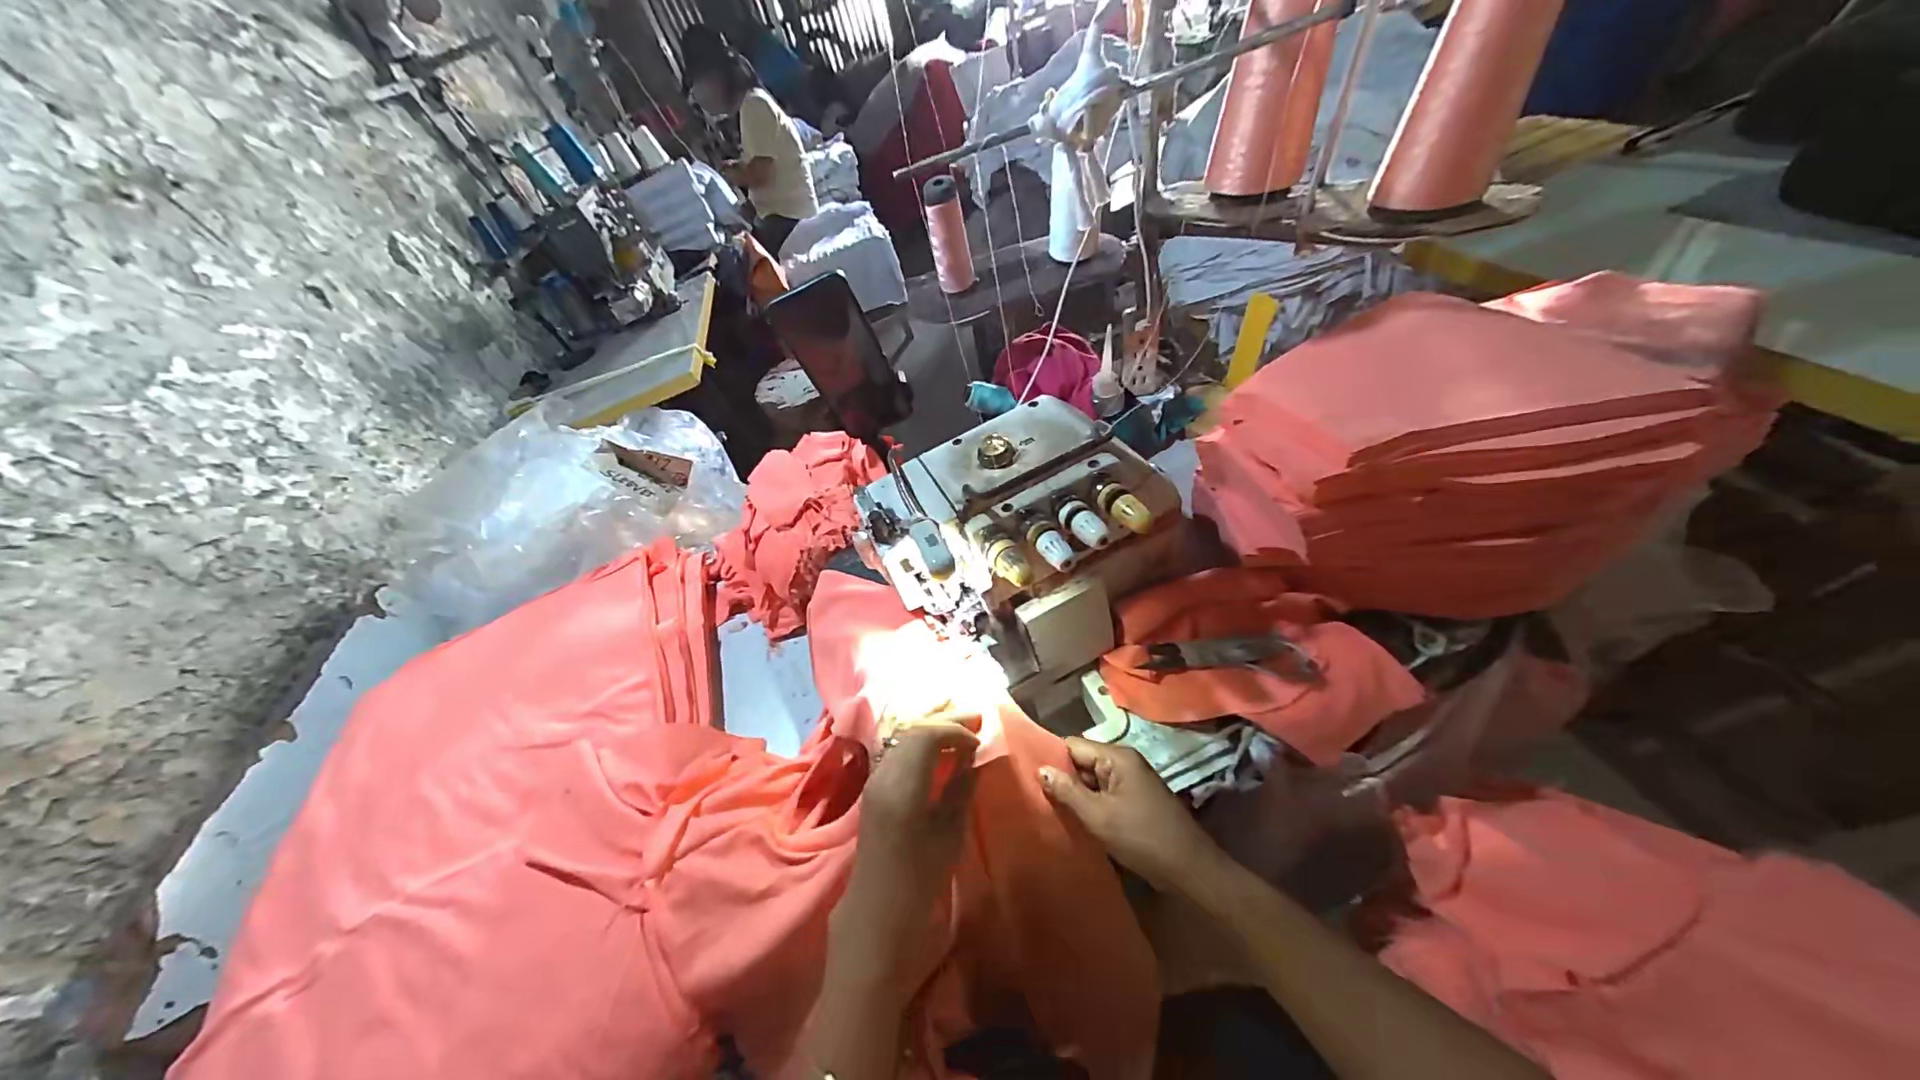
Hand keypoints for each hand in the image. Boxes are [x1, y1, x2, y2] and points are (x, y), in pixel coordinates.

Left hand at [830, 714, 979, 997]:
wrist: (877, 917)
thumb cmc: (920, 883)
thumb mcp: (949, 836)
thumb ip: (960, 789)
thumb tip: (973, 757)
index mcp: (901, 788)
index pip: (926, 735)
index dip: (955, 730)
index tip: (980, 739)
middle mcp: (882, 777)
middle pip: (912, 731)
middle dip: (945, 722)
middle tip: (976, 721)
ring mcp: (873, 782)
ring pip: (902, 739)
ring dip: (931, 731)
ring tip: (962, 733)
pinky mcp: (872, 791)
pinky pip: (897, 753)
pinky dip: (919, 745)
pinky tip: (940, 754)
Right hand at [1039, 737, 1222, 891]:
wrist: (1188, 868)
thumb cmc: (1141, 837)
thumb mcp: (1098, 816)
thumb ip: (1067, 791)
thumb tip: (1041, 768)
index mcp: (1117, 757)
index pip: (1073, 745)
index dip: (1052, 759)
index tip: (1031, 777)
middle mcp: (1125, 761)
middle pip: (1083, 761)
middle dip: (1064, 778)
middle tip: (1039, 797)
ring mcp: (1133, 780)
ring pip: (1093, 779)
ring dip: (1077, 794)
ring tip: (1052, 809)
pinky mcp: (1136, 798)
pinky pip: (1105, 792)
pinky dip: (1092, 803)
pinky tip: (1078, 819)